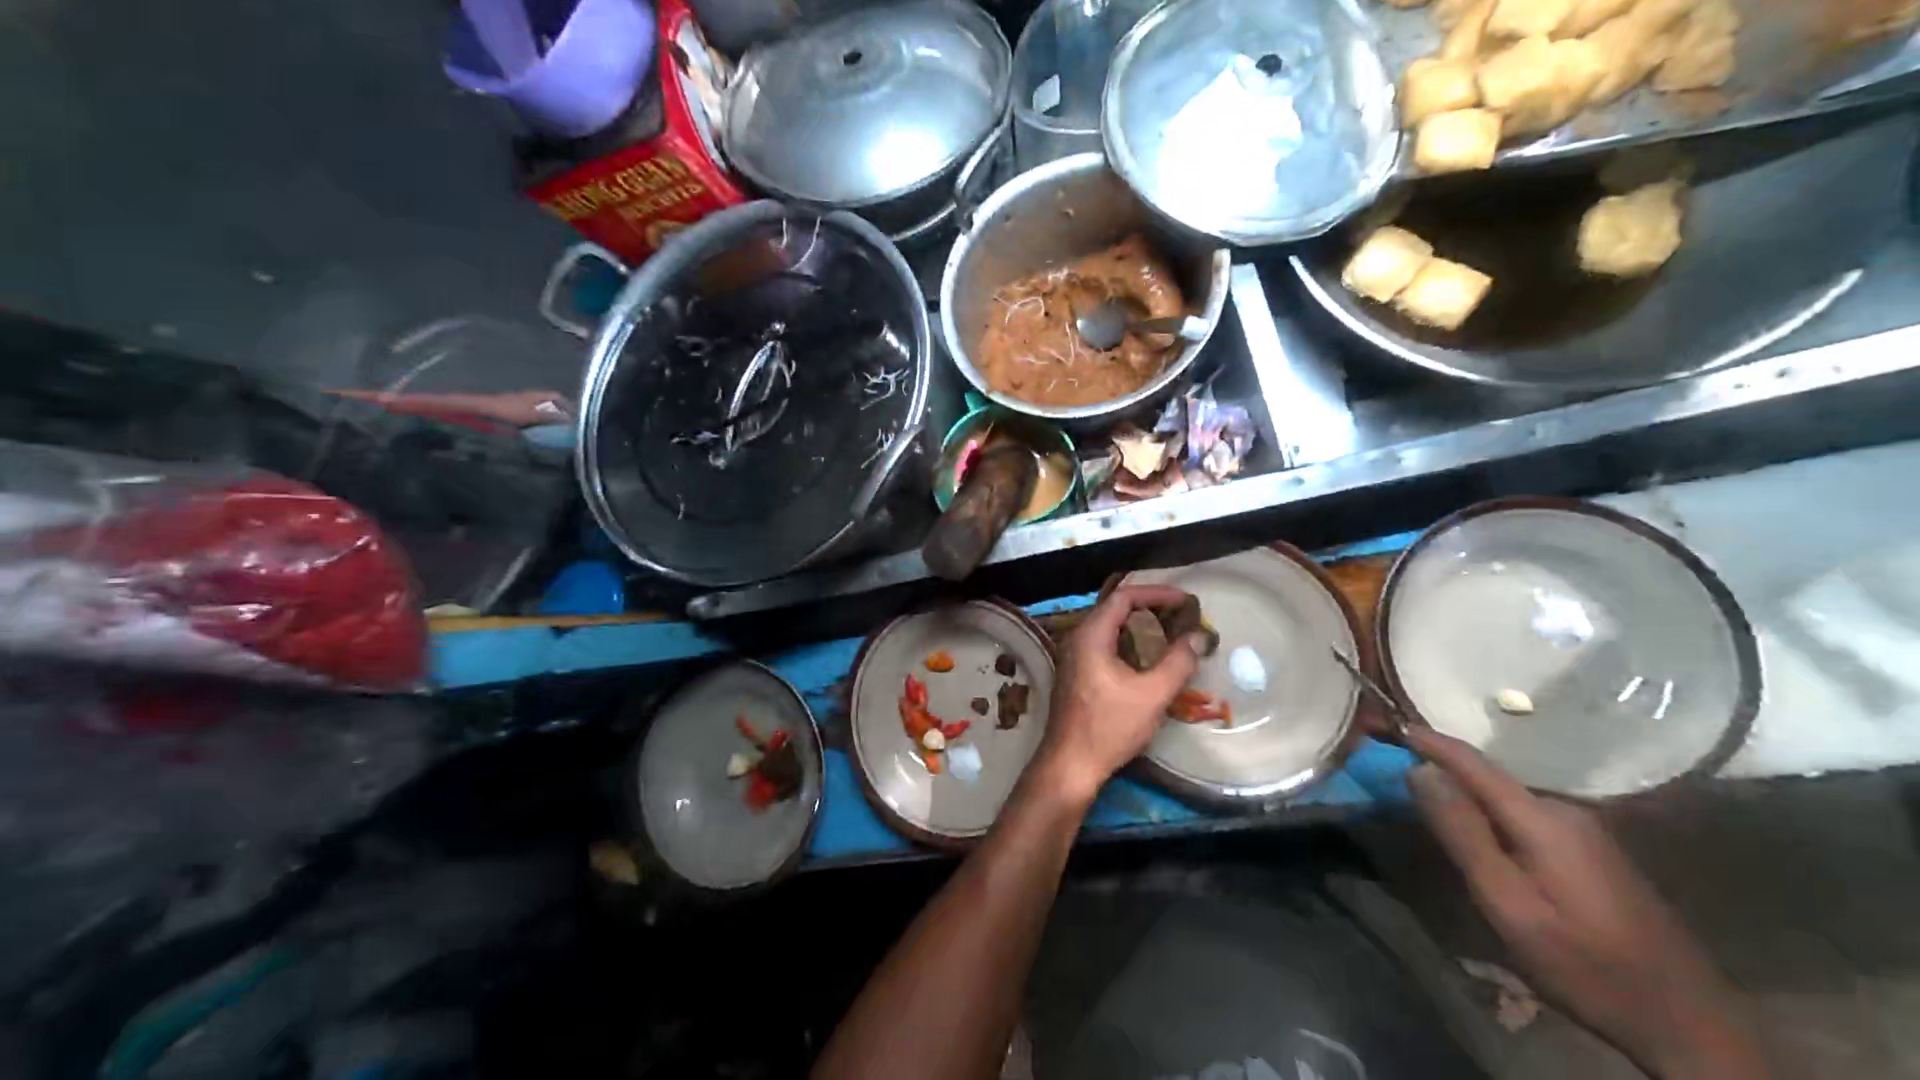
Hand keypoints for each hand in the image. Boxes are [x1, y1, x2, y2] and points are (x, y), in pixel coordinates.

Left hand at [1030, 586, 1205, 803]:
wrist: (1070, 764)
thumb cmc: (1109, 727)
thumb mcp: (1152, 694)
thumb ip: (1178, 662)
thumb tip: (1198, 637)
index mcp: (1090, 636)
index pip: (1123, 597)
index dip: (1156, 593)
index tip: (1184, 600)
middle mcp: (1077, 639)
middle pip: (1115, 609)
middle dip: (1150, 608)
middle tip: (1181, 616)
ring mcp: (1074, 657)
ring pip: (1110, 629)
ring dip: (1140, 628)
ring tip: (1171, 634)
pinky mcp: (1077, 674)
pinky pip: (1105, 646)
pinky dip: (1129, 644)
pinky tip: (1149, 660)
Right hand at [1406, 727, 1769, 1078]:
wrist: (1686, 1023)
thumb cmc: (1584, 964)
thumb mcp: (1509, 904)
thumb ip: (1463, 833)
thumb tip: (1419, 770)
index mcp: (1544, 819)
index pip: (1474, 763)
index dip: (1429, 741)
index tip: (1390, 725)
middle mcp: (1568, 811)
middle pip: (1491, 777)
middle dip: (1443, 766)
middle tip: (1397, 769)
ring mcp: (1587, 832)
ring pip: (1508, 798)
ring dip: (1466, 792)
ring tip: (1426, 795)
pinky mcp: (1594, 853)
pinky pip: (1526, 816)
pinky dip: (1490, 812)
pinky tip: (1477, 829)